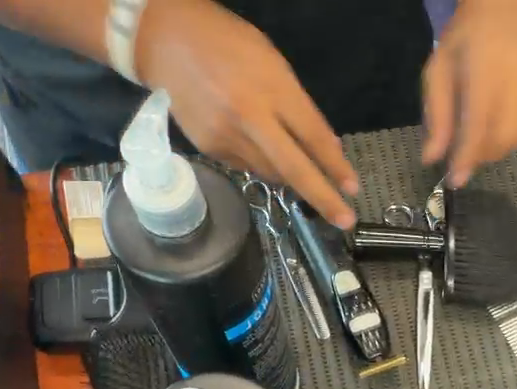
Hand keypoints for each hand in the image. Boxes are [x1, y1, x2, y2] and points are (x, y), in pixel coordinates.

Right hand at [134, 0, 357, 225]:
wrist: (163, 39)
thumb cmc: (227, 43)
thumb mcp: (272, 62)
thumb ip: (298, 105)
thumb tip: (325, 147)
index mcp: (271, 88)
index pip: (313, 137)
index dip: (335, 167)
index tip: (353, 190)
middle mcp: (250, 117)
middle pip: (294, 169)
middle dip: (323, 198)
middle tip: (345, 221)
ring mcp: (227, 136)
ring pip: (272, 173)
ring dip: (289, 177)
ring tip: (293, 166)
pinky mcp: (211, 149)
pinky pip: (247, 167)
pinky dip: (260, 163)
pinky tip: (252, 143)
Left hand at [421, 0, 516, 185]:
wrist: (502, 14)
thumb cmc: (464, 43)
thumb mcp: (437, 73)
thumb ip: (436, 116)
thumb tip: (431, 159)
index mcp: (483, 74)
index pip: (477, 126)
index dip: (466, 158)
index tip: (455, 181)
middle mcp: (514, 83)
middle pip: (500, 139)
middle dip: (480, 155)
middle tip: (464, 155)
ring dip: (496, 149)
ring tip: (480, 140)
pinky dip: (512, 137)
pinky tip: (499, 124)